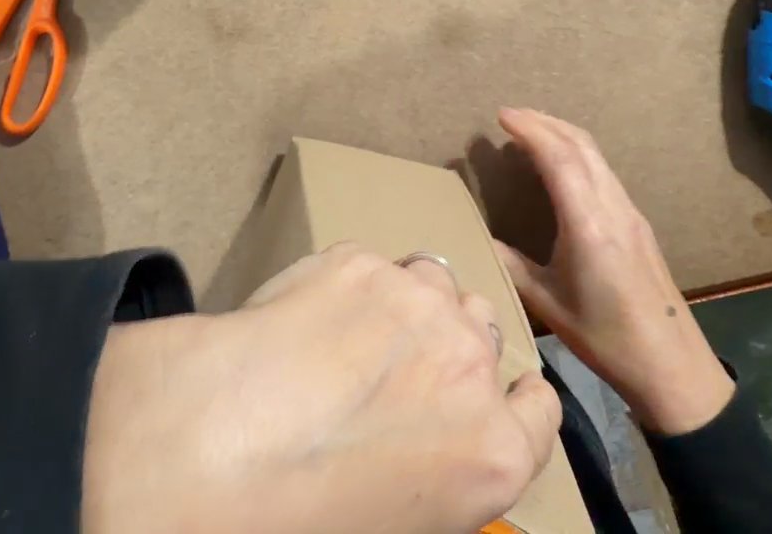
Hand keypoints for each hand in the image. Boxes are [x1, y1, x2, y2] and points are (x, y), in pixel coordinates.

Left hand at [83, 243, 560, 533]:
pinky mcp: (361, 262)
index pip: (540, 406)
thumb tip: (426, 442)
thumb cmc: (310, 511)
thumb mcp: (405, 518)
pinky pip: (373, 263)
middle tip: (398, 358)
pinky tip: (313, 308)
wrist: (231, 444)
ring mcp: (419, 302)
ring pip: (434, 279)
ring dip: (410, 297)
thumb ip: (446, 467)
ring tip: (357, 323)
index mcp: (496, 451)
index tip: (488, 389)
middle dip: (450, 340)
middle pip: (483, 328)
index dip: (512, 394)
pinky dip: (353, 280)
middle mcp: (472, 365)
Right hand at [492, 107, 735, 435]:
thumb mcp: (547, 305)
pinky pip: (604, 172)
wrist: (674, 367)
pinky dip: (577, 154)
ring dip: (563, 134)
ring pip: (597, 156)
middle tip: (510, 115)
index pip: (560, 159)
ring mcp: (631, 215)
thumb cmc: (607, 339)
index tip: (501, 116)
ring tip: (530, 132)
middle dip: (545, 121)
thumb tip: (478, 240)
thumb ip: (511, 266)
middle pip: (582, 146)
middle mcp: (614, 210)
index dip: (530, 130)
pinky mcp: (638, 225)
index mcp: (589, 226)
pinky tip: (560, 167)